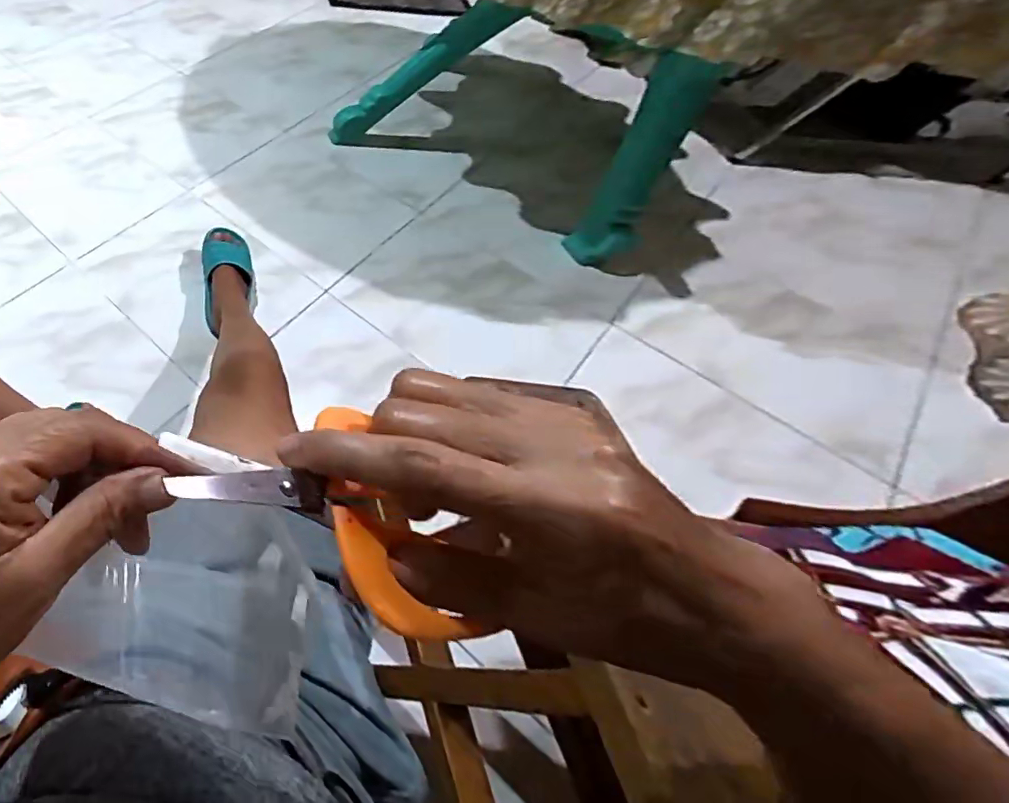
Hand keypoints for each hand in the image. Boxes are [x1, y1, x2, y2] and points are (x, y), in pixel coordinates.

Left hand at [0, 407, 193, 710]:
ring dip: (101, 473)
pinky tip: (93, 513)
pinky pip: (41, 456)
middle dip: (122, 461)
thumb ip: (104, 512)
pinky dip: (75, 479)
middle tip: (158, 509)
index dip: (139, 446)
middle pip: (72, 428)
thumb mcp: (46, 570)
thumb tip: (164, 479)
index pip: (81, 430)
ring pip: (60, 440)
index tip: (187, 473)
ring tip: (129, 527)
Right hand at [278, 369, 836, 691]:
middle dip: (373, 445)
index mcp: (544, 506)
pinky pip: (467, 388)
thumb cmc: (625, 620)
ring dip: (401, 425)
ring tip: (424, 474)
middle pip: (413, 413)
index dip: (341, 452)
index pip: (415, 462)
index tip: (292, 451)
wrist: (717, 588)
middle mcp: (544, 443)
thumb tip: (380, 540)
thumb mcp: (533, 616)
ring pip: (433, 388)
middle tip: (388, 497)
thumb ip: (444, 574)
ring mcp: (554, 415)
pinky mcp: (562, 404)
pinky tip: (461, 457)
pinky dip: (437, 415)